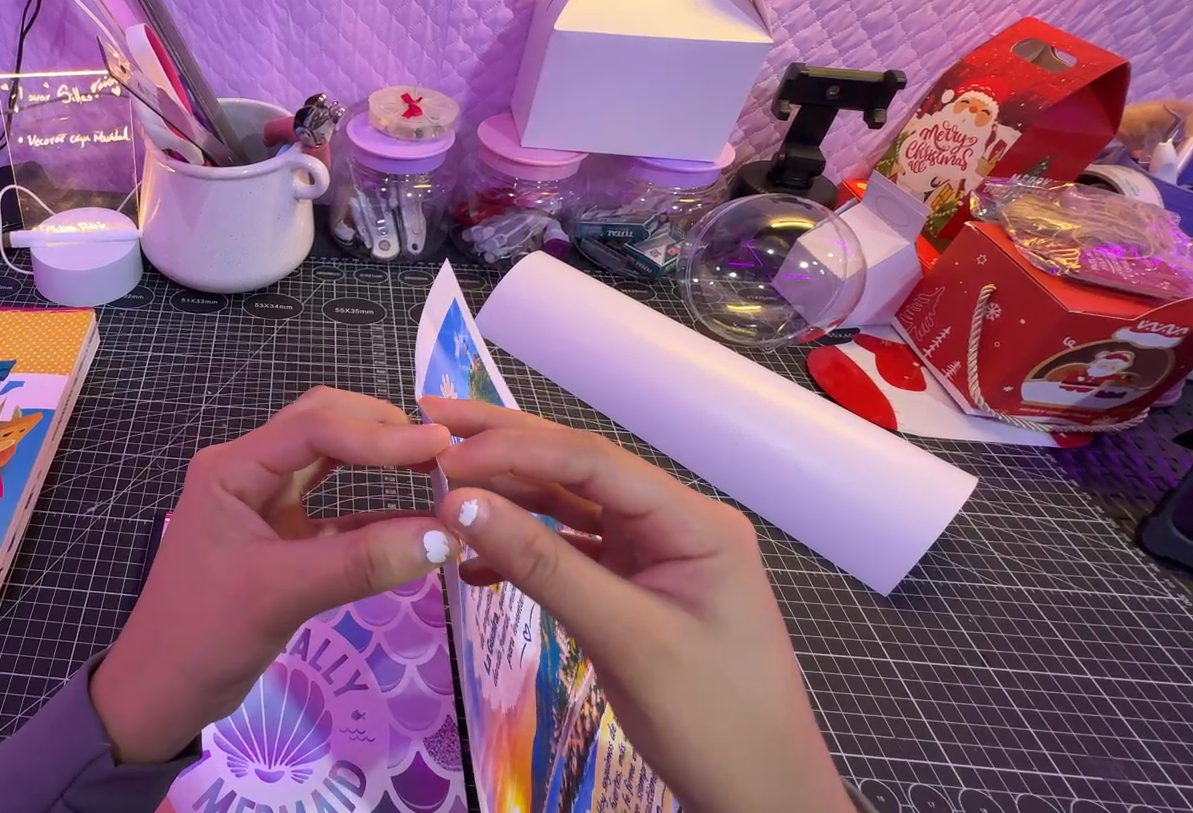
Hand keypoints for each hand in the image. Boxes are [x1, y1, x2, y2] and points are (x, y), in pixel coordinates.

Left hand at [91, 387, 452, 763]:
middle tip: (441, 450)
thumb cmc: (203, 634)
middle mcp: (248, 469)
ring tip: (436, 468)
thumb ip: (360, 563)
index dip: (378, 434)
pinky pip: (335, 509)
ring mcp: (265, 500)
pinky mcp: (281, 534)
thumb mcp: (280, 594)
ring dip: (379, 460)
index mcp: (233, 466)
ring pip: (329, 460)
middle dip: (379, 430)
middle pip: (321, 426)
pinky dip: (374, 509)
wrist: (159, 693)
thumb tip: (445, 536)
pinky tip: (417, 518)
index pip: (313, 427)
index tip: (439, 447)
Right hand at [423, 397, 854, 812]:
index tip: (447, 457)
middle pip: (572, 466)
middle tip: (431, 418)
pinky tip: (471, 560)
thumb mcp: (626, 639)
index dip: (514, 449)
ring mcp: (646, 548)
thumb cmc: (714, 722)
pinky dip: (516, 548)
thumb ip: (541, 565)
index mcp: (690, 519)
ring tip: (438, 474)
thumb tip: (456, 503)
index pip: (590, 461)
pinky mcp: (626, 579)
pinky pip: (561, 547)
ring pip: (561, 501)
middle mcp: (667, 518)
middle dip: (501, 443)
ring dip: (501, 492)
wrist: (762, 804)